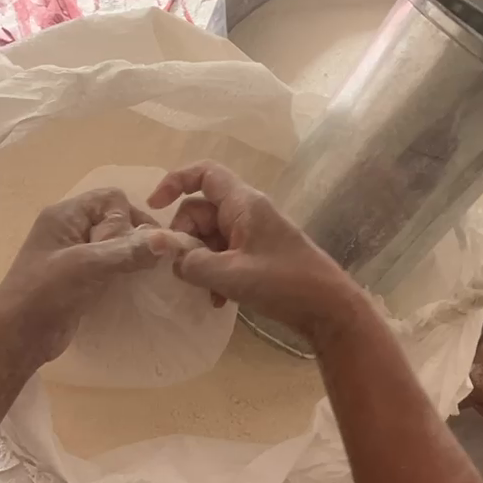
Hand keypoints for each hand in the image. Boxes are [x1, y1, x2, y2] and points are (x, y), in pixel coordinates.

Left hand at [0, 188, 199, 367]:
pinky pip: (107, 267)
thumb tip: (170, 240)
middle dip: (131, 239)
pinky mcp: (77, 280)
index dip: (127, 219)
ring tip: (136, 276)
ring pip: (113, 246)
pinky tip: (126, 288)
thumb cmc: (46, 293)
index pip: (111, 199)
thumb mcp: (88, 266)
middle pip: (115, 220)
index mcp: (65, 215)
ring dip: (128, 258)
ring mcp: (72, 256)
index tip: (133, 246)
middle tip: (136, 264)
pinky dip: (120, 274)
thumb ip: (128, 251)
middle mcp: (68, 229)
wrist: (18, 337)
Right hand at [149, 162, 367, 346]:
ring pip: (209, 238)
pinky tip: (217, 301)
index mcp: (243, 204)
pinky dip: (214, 275)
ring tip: (204, 290)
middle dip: (185, 238)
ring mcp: (252, 235)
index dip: (175, 182)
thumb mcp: (231, 275)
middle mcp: (246, 213)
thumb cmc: (284, 283)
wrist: (328, 308)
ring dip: (199, 262)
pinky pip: (223, 257)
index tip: (154, 207)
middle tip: (183, 268)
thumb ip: (193, 263)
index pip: (204, 174)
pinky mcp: (257, 257)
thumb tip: (170, 258)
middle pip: (200, 211)